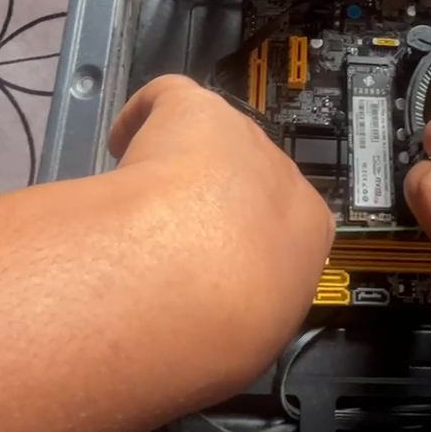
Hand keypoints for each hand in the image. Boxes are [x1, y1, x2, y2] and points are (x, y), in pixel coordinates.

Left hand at [109, 75, 334, 376]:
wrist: (199, 277)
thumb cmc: (234, 320)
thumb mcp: (260, 334)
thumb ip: (251, 311)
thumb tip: (222, 326)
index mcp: (310, 229)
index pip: (291, 219)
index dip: (253, 233)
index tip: (224, 253)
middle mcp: (278, 176)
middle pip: (249, 174)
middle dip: (215, 197)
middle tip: (173, 231)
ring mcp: (238, 136)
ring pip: (208, 138)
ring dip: (180, 160)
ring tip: (142, 195)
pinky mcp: (194, 108)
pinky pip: (168, 97)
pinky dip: (142, 116)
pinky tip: (120, 140)